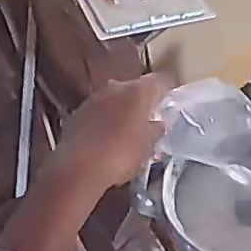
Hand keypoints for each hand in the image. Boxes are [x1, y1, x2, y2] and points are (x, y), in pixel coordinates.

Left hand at [48, 74, 173, 192]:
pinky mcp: (77, 113)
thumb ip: (157, 131)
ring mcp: (93, 99)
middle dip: (144, 100)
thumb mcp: (148, 147)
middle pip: (136, 87)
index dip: (169, 90)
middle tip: (152, 118)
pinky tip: (109, 137)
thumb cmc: (120, 155)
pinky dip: (106, 119)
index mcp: (137, 91)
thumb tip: (160, 124)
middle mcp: (115, 88)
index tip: (173, 102)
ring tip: (130, 129)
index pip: (160, 81)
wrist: (77, 170)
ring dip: (123, 109)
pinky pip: (99, 111)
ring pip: (115, 98)